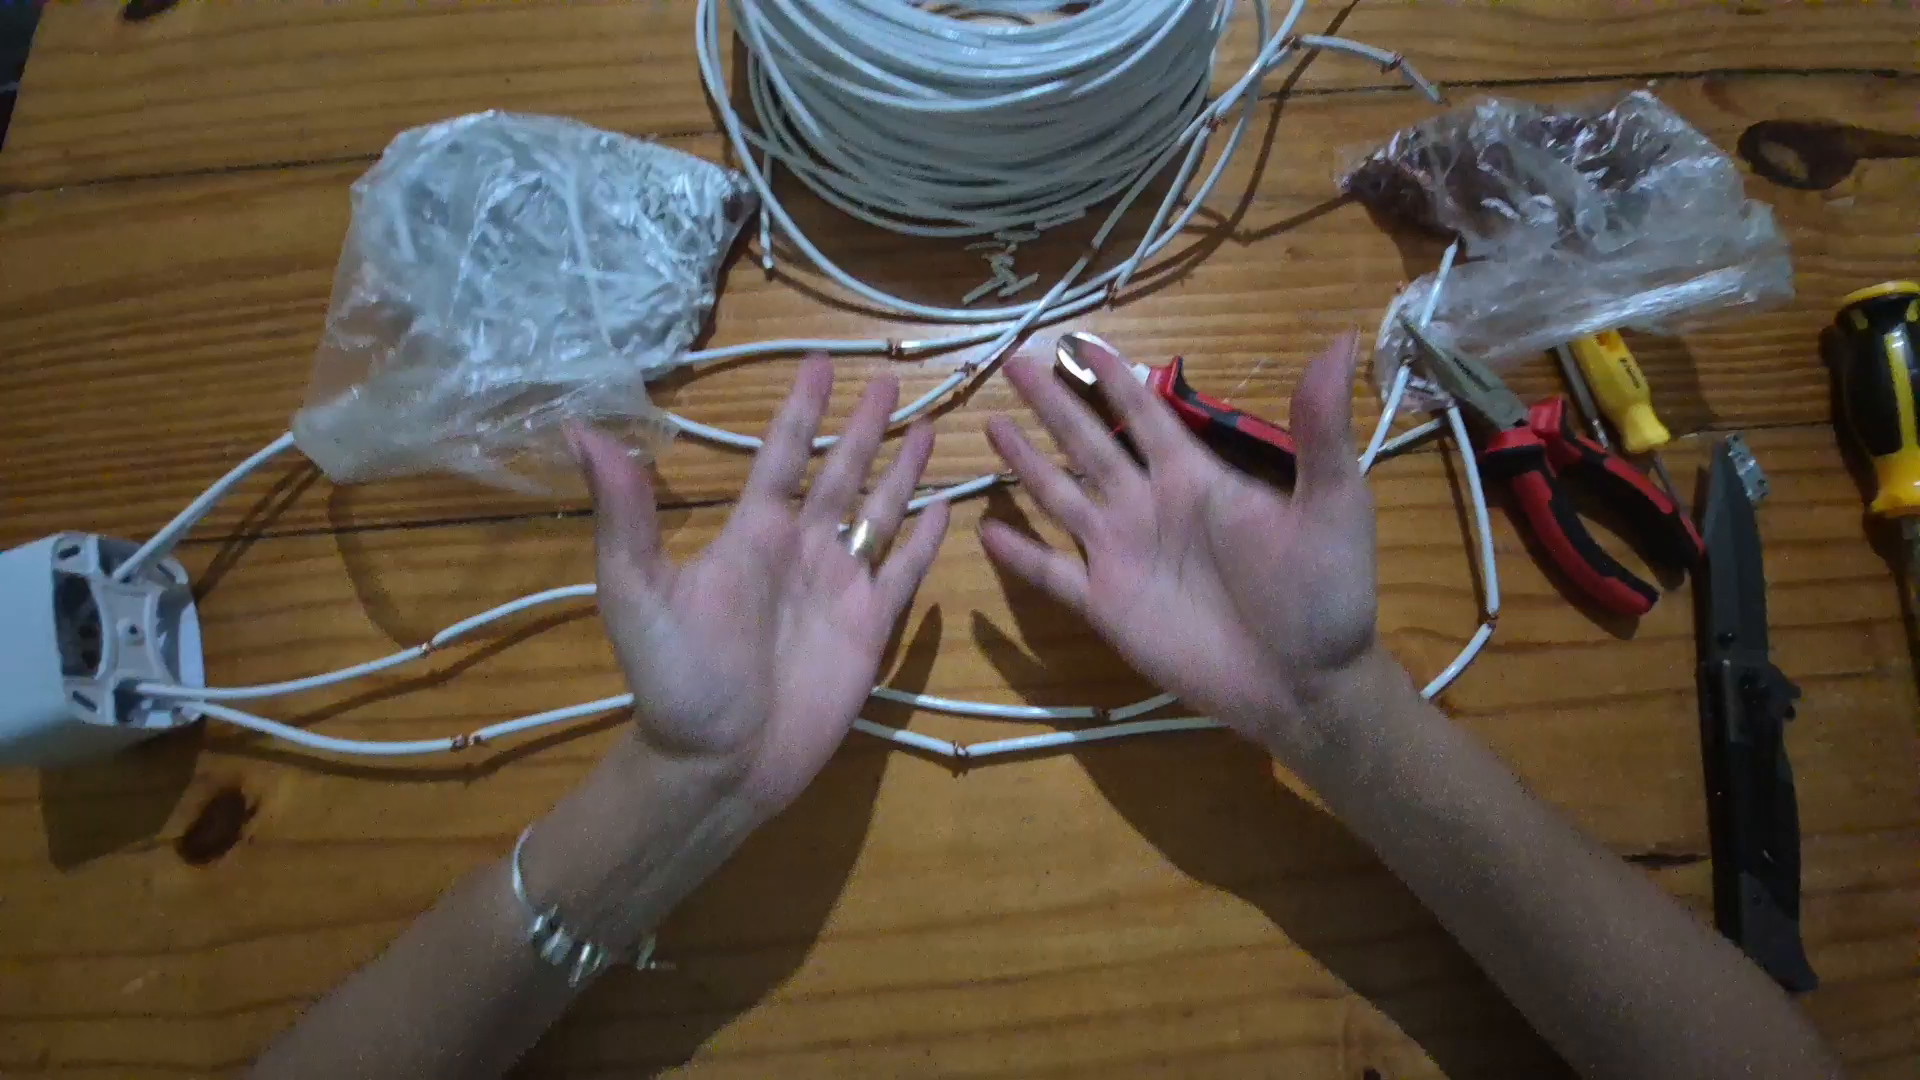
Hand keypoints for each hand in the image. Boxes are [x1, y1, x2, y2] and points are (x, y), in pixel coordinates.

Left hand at [570, 356, 948, 813]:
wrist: (723, 761)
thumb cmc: (680, 677)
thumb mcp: (639, 591)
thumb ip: (625, 515)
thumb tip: (580, 429)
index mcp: (753, 532)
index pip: (783, 454)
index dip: (803, 409)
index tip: (822, 363)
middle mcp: (803, 548)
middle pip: (842, 472)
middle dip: (864, 426)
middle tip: (888, 381)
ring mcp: (842, 585)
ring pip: (881, 511)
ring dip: (903, 471)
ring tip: (928, 428)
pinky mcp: (872, 624)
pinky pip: (905, 570)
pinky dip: (926, 540)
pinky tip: (945, 508)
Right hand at [979, 333, 1389, 755]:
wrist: (1301, 682)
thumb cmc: (1322, 592)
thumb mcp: (1334, 504)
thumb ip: (1319, 429)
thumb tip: (1340, 342)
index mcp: (1192, 476)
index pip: (1142, 413)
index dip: (1112, 377)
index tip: (1079, 342)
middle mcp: (1146, 505)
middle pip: (1086, 442)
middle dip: (1051, 402)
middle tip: (1014, 364)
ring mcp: (1120, 554)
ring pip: (1060, 496)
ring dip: (1026, 462)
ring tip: (992, 427)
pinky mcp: (1104, 603)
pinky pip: (1051, 572)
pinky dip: (1018, 554)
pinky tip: (986, 530)